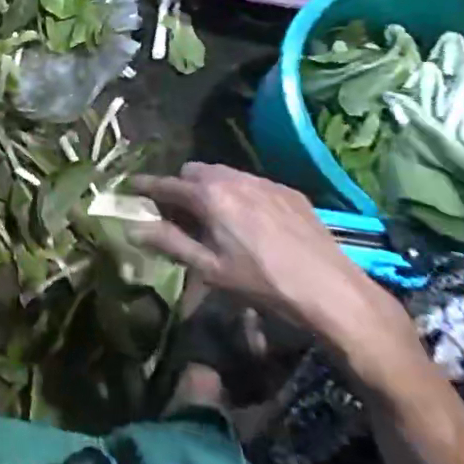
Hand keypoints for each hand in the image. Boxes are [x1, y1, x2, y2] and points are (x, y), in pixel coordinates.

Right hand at [130, 164, 407, 354]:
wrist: (333, 292)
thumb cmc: (264, 284)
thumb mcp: (210, 270)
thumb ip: (170, 243)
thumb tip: (133, 228)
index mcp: (209, 196)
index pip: (165, 184)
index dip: (145, 186)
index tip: (130, 187)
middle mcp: (233, 179)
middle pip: (193, 171)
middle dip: (180, 186)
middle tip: (177, 211)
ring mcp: (263, 182)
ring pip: (223, 173)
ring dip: (210, 187)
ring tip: (213, 215)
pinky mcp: (288, 191)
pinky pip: (251, 182)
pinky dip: (239, 193)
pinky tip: (250, 220)